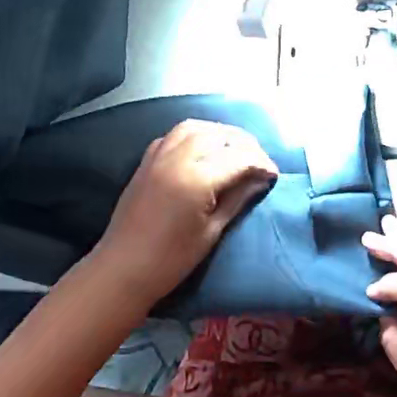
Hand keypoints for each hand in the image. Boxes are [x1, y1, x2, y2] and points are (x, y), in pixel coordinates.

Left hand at [84, 120, 279, 300]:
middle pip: (218, 135)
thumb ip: (236, 199)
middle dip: (243, 144)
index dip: (261, 163)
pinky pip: (173, 135)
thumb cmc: (171, 260)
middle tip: (259, 162)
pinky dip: (194, 135)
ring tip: (235, 150)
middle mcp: (176, 158)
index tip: (273, 175)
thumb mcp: (211, 232)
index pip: (238, 157)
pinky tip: (203, 150)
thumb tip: (260, 179)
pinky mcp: (145, 161)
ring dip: (219, 133)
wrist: (122, 268)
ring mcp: (157, 156)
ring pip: (194, 128)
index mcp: (196, 178)